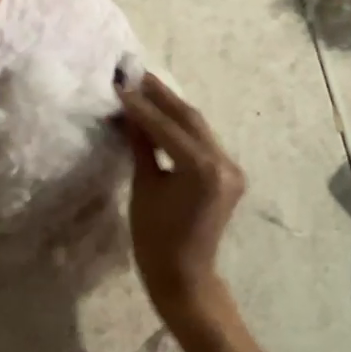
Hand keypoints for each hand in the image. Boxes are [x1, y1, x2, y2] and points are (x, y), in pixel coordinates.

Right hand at [120, 74, 244, 326]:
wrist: (185, 277)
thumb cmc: (155, 239)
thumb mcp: (144, 187)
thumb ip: (141, 144)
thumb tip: (129, 110)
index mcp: (203, 169)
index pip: (167, 127)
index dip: (141, 105)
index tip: (119, 86)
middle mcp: (224, 163)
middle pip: (189, 118)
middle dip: (161, 96)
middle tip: (135, 74)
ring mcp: (231, 168)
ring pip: (198, 127)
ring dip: (171, 108)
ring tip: (144, 88)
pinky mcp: (229, 174)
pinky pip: (203, 141)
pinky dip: (181, 127)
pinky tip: (161, 114)